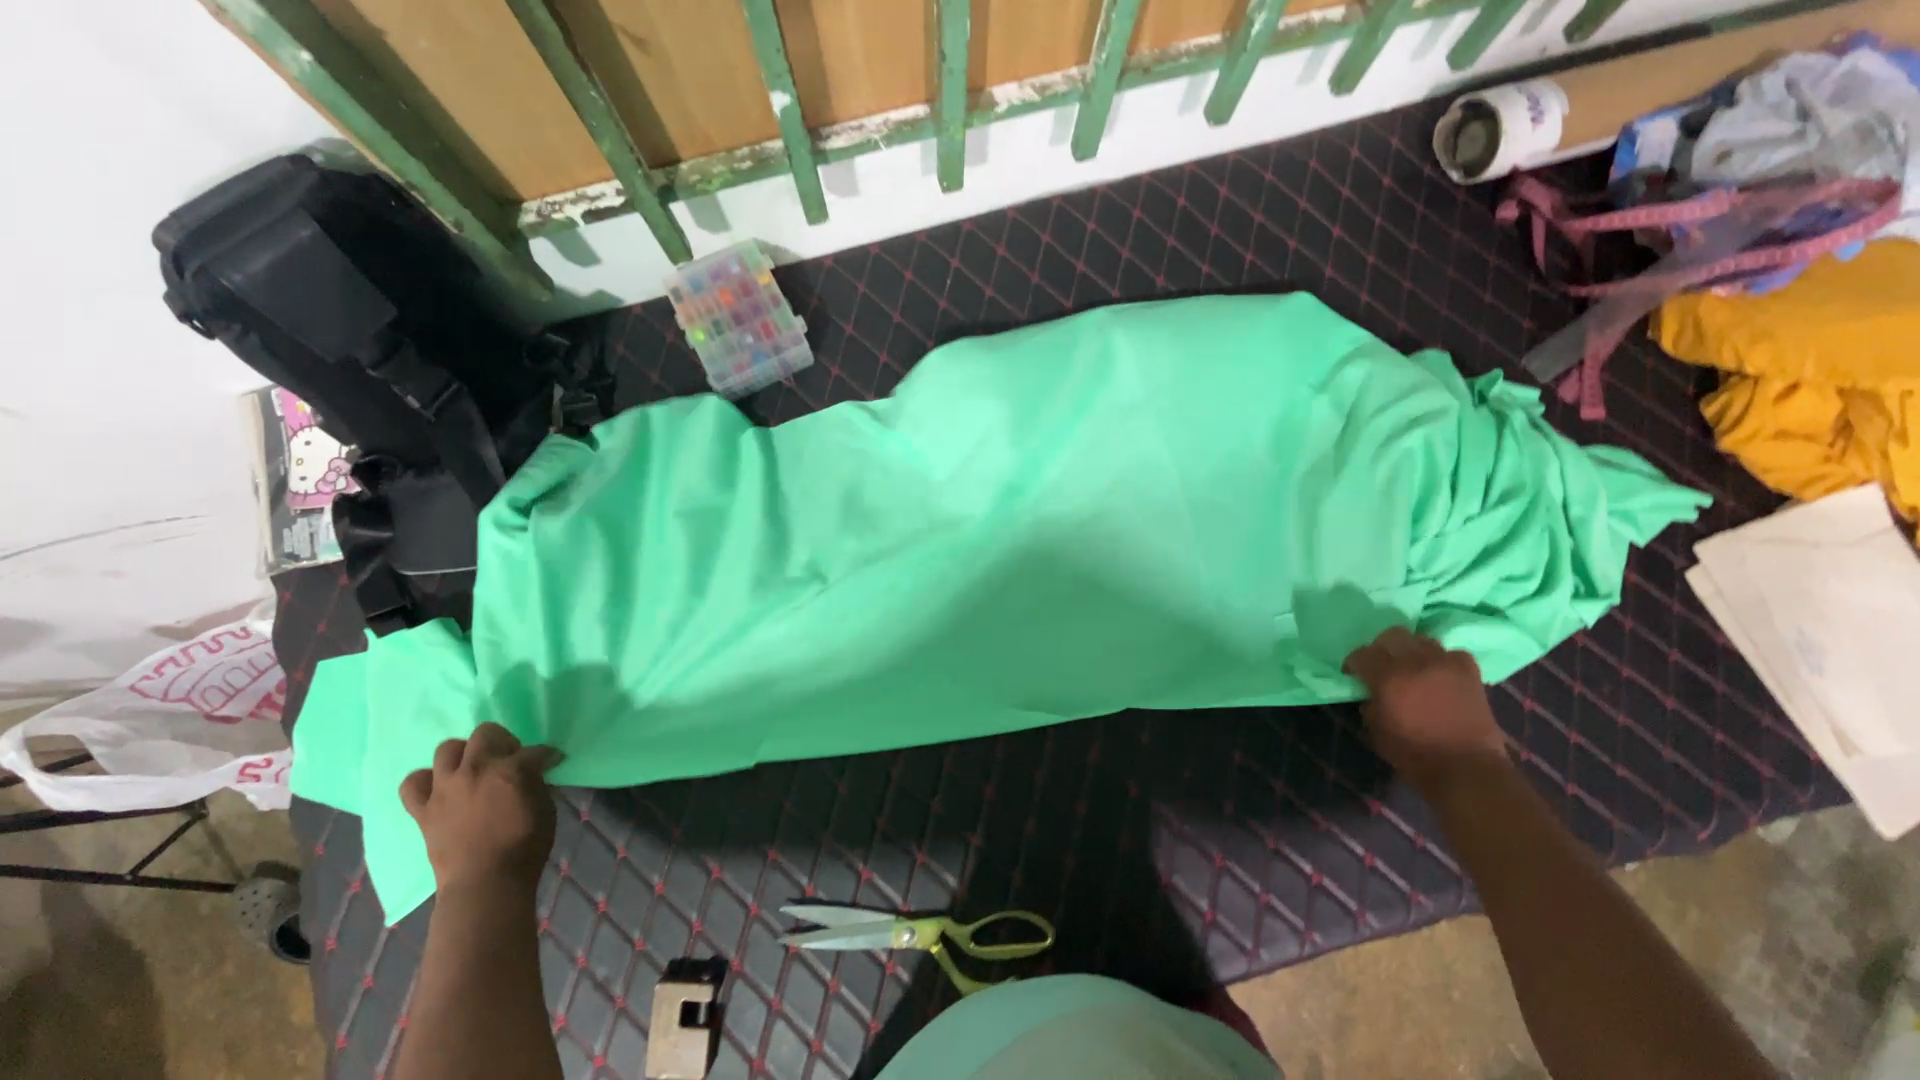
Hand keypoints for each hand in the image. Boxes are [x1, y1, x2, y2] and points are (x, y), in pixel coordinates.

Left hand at [399, 723, 560, 894]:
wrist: (485, 883)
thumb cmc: (524, 849)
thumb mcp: (546, 811)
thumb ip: (536, 785)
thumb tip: (532, 774)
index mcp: (510, 770)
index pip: (533, 751)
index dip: (545, 755)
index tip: (551, 761)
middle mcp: (474, 770)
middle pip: (486, 733)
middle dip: (503, 741)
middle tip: (510, 760)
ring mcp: (444, 788)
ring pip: (447, 748)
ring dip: (464, 754)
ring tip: (473, 770)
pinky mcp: (423, 809)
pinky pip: (413, 783)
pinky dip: (426, 781)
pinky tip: (440, 789)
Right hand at [1344, 626, 1509, 794]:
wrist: (1466, 768)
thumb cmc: (1415, 755)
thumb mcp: (1376, 732)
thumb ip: (1369, 704)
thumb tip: (1371, 692)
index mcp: (1389, 678)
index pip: (1363, 653)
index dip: (1354, 662)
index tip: (1352, 673)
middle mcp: (1417, 663)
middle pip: (1393, 635)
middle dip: (1382, 647)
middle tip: (1381, 665)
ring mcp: (1446, 664)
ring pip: (1422, 640)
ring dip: (1412, 651)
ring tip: (1412, 668)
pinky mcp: (1470, 672)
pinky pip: (1451, 653)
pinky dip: (1442, 660)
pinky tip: (1439, 675)